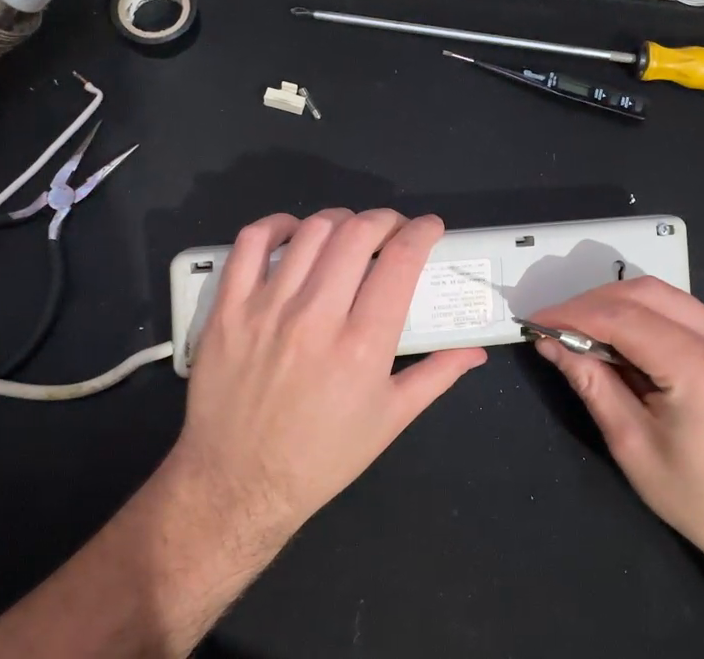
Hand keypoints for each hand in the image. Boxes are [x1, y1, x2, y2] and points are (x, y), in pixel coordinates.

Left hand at [165, 209, 486, 550]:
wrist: (239, 484)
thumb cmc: (321, 457)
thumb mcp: (389, 421)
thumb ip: (436, 376)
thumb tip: (476, 351)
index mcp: (362, 345)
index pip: (401, 261)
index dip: (422, 232)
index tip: (429, 228)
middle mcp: (315, 318)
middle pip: (357, 233)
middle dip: (384, 220)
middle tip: (391, 230)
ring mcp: (266, 309)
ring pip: (310, 232)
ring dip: (339, 221)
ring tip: (348, 234)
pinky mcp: (227, 310)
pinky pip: (250, 244)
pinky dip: (276, 226)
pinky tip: (294, 234)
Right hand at [530, 278, 703, 573]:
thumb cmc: (697, 498)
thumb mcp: (631, 445)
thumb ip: (591, 384)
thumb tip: (550, 343)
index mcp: (702, 371)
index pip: (625, 318)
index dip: (574, 313)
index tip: (537, 321)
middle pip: (646, 293)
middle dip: (593, 302)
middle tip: (555, 324)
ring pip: (664, 295)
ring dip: (617, 304)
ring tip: (581, 330)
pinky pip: (682, 311)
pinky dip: (644, 315)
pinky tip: (620, 339)